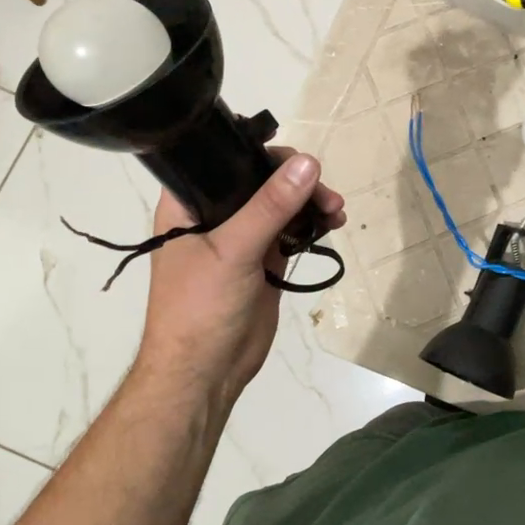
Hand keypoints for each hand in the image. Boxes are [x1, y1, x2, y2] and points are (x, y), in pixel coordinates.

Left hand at [136, 150, 344, 407]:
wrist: (205, 372)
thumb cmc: (199, 307)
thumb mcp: (234, 250)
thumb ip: (271, 206)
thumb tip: (310, 162)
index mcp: (187, 203)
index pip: (223, 158)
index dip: (260, 151)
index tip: (298, 161)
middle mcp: (213, 213)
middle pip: (260, 179)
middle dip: (297, 181)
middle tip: (326, 194)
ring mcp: (240, 237)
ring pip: (281, 203)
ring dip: (311, 202)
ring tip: (337, 212)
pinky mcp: (263, 259)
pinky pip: (291, 230)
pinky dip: (312, 224)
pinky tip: (333, 224)